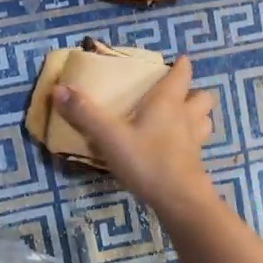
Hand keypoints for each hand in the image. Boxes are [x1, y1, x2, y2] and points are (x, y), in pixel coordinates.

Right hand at [54, 55, 217, 216]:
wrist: (180, 201)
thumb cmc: (147, 161)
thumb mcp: (110, 137)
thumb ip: (85, 114)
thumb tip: (58, 88)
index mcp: (168, 102)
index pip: (182, 74)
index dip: (181, 66)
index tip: (177, 62)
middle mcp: (186, 117)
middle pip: (203, 97)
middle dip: (193, 93)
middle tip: (177, 96)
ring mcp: (194, 142)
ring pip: (204, 121)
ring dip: (197, 117)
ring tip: (181, 121)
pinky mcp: (195, 165)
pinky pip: (197, 145)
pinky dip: (190, 143)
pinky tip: (176, 151)